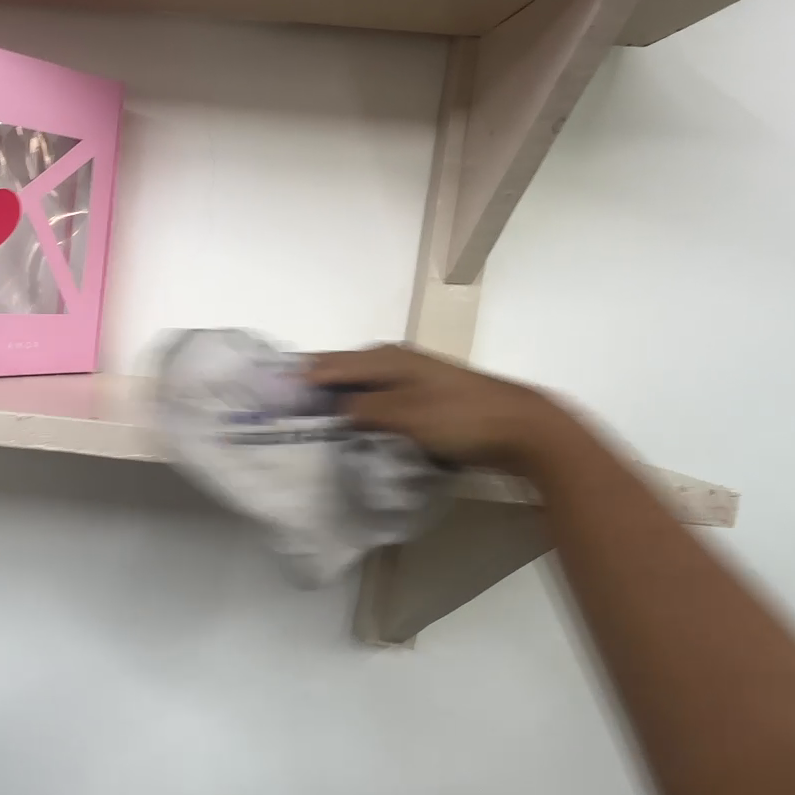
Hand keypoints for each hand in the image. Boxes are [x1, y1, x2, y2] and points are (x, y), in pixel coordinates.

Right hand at [307, 344, 581, 474]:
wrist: (525, 431)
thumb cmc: (462, 418)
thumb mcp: (404, 415)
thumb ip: (361, 410)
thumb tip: (330, 412)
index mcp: (383, 358)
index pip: (323, 364)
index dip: (295, 382)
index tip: (269, 404)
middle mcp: (392, 362)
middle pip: (338, 374)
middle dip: (311, 394)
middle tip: (284, 423)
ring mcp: (408, 381)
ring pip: (356, 391)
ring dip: (335, 408)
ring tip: (310, 433)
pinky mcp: (420, 402)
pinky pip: (375, 406)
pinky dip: (359, 417)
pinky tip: (350, 437)